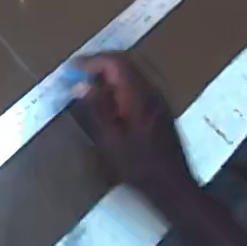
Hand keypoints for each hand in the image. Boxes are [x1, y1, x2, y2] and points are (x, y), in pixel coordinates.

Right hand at [71, 53, 195, 202]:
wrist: (172, 185)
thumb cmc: (138, 165)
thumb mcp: (110, 140)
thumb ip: (96, 108)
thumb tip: (80, 85)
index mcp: (138, 94)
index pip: (115, 62)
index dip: (93, 60)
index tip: (73, 67)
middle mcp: (151, 90)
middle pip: (125, 63)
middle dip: (100, 63)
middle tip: (79, 72)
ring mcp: (158, 98)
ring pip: (132, 73)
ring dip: (110, 74)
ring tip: (90, 85)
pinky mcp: (160, 108)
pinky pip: (137, 84)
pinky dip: (120, 84)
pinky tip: (109, 100)